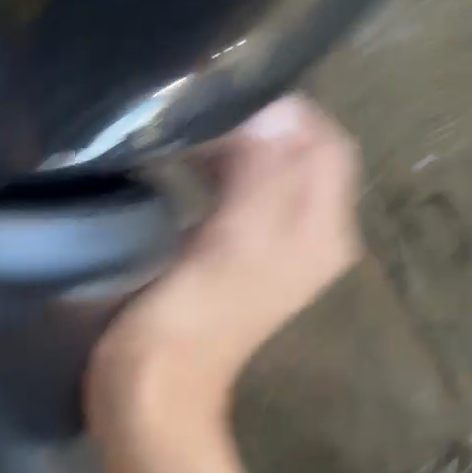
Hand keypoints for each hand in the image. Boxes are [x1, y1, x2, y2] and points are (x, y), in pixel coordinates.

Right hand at [89, 95, 363, 426]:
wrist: (149, 389)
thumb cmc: (184, 318)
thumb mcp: (227, 247)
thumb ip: (256, 182)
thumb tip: (265, 114)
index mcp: (314, 232)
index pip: (322, 144)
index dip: (282, 107)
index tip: (213, 82)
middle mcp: (303, 236)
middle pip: (297, 154)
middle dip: (255, 117)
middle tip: (184, 95)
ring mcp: (263, 249)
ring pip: (265, 171)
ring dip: (231, 139)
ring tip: (173, 120)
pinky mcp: (224, 256)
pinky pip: (234, 193)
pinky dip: (210, 167)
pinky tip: (167, 163)